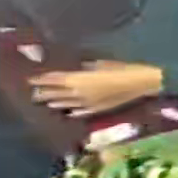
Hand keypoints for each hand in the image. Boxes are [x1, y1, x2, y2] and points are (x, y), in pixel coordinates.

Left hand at [30, 61, 163, 117]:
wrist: (147, 83)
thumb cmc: (128, 70)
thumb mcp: (106, 64)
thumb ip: (89, 68)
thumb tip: (80, 69)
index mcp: (77, 79)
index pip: (51, 80)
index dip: (39, 79)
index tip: (30, 79)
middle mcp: (76, 92)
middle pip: (52, 93)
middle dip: (42, 92)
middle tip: (34, 93)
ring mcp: (87, 103)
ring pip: (64, 104)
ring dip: (54, 102)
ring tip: (48, 102)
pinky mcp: (98, 109)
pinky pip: (80, 111)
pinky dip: (73, 111)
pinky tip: (70, 112)